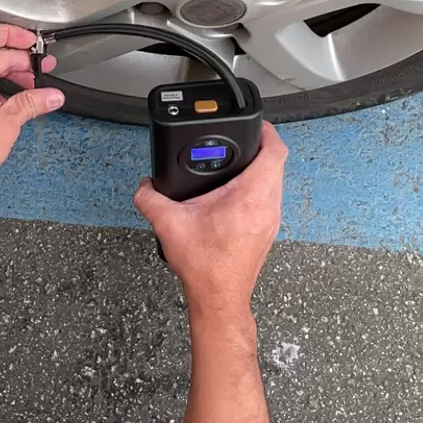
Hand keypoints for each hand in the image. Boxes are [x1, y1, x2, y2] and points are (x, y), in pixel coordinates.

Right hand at [134, 123, 287, 316]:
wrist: (219, 298)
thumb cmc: (205, 267)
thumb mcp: (168, 224)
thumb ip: (150, 198)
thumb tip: (145, 185)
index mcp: (249, 198)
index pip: (274, 152)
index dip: (268, 132)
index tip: (257, 124)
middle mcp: (267, 207)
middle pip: (277, 164)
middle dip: (262, 147)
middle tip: (246, 138)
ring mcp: (270, 220)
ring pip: (276, 181)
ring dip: (262, 168)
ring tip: (241, 160)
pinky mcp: (267, 230)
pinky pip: (270, 197)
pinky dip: (258, 186)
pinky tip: (237, 191)